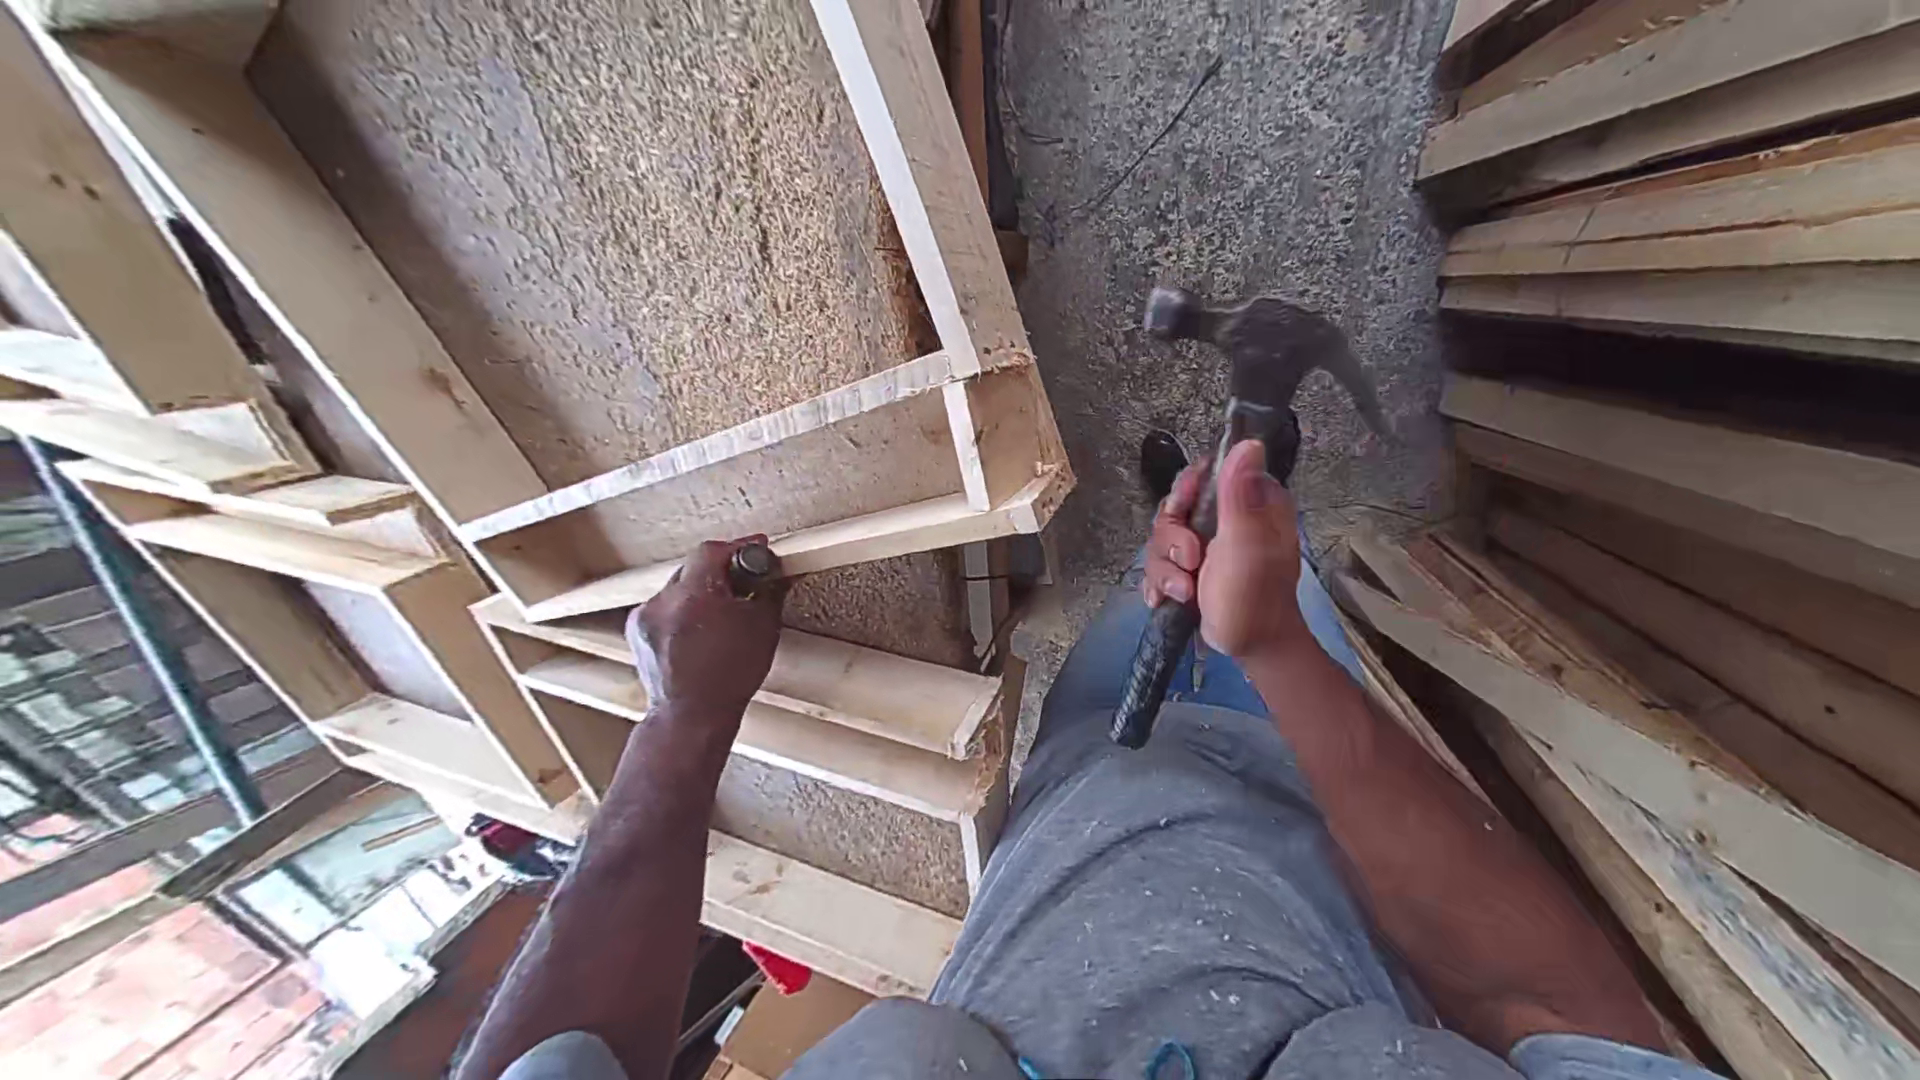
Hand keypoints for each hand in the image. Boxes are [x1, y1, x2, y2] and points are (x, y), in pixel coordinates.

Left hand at [626, 537, 784, 723]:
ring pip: (679, 585)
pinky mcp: (637, 629)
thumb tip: (777, 574)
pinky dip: (683, 608)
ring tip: (721, 608)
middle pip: (694, 565)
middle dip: (720, 569)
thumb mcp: (763, 628)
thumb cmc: (729, 677)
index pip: (712, 550)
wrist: (692, 716)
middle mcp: (663, 600)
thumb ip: (768, 591)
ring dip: (701, 589)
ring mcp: (646, 615)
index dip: (738, 546)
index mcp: (694, 595)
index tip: (756, 547)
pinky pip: (665, 604)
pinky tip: (700, 626)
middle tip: (744, 580)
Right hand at [1144, 439, 1308, 659]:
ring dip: (1165, 569)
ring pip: (1160, 539)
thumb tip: (1247, 443)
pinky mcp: (1187, 568)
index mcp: (1246, 502)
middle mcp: (1223, 518)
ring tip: (1184, 592)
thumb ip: (1239, 496)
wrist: (1250, 647)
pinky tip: (1168, 599)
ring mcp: (1203, 544)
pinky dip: (1158, 582)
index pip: (1201, 476)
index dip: (1183, 494)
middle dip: (1171, 542)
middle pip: (1172, 510)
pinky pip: (1156, 563)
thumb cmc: (1254, 598)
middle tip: (1189, 563)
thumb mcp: (1246, 545)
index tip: (1181, 516)